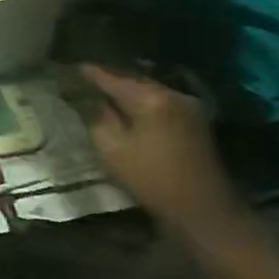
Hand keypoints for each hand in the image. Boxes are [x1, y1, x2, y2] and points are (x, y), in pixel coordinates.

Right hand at [78, 65, 241, 232]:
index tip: (75, 68)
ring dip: (129, 93)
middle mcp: (173, 95)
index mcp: (151, 99)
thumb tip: (94, 103)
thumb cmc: (153, 178)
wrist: (204, 209)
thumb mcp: (112, 150)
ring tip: (106, 94)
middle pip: (135, 82)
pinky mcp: (195, 122)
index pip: (114, 80)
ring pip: (150, 92)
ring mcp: (188, 108)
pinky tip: (131, 110)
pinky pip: (161, 103)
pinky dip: (143, 104)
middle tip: (88, 80)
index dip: (92, 74)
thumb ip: (99, 120)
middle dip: (112, 81)